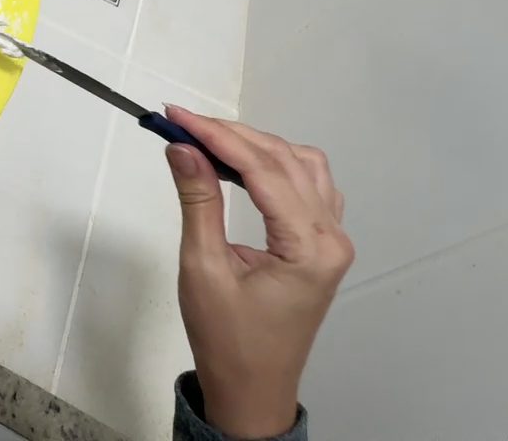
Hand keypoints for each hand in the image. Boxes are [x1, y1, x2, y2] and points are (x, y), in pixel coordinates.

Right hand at [164, 105, 351, 438]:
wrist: (253, 389)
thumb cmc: (227, 338)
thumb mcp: (203, 266)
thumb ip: (197, 200)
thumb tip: (182, 148)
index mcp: (308, 248)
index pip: (262, 169)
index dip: (216, 135)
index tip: (176, 116)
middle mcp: (331, 237)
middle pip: (283, 159)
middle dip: (230, 134)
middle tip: (181, 124)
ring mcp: (331, 239)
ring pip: (299, 164)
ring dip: (253, 144)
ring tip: (206, 140)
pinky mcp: (320, 242)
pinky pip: (305, 182)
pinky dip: (271, 162)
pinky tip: (239, 163)